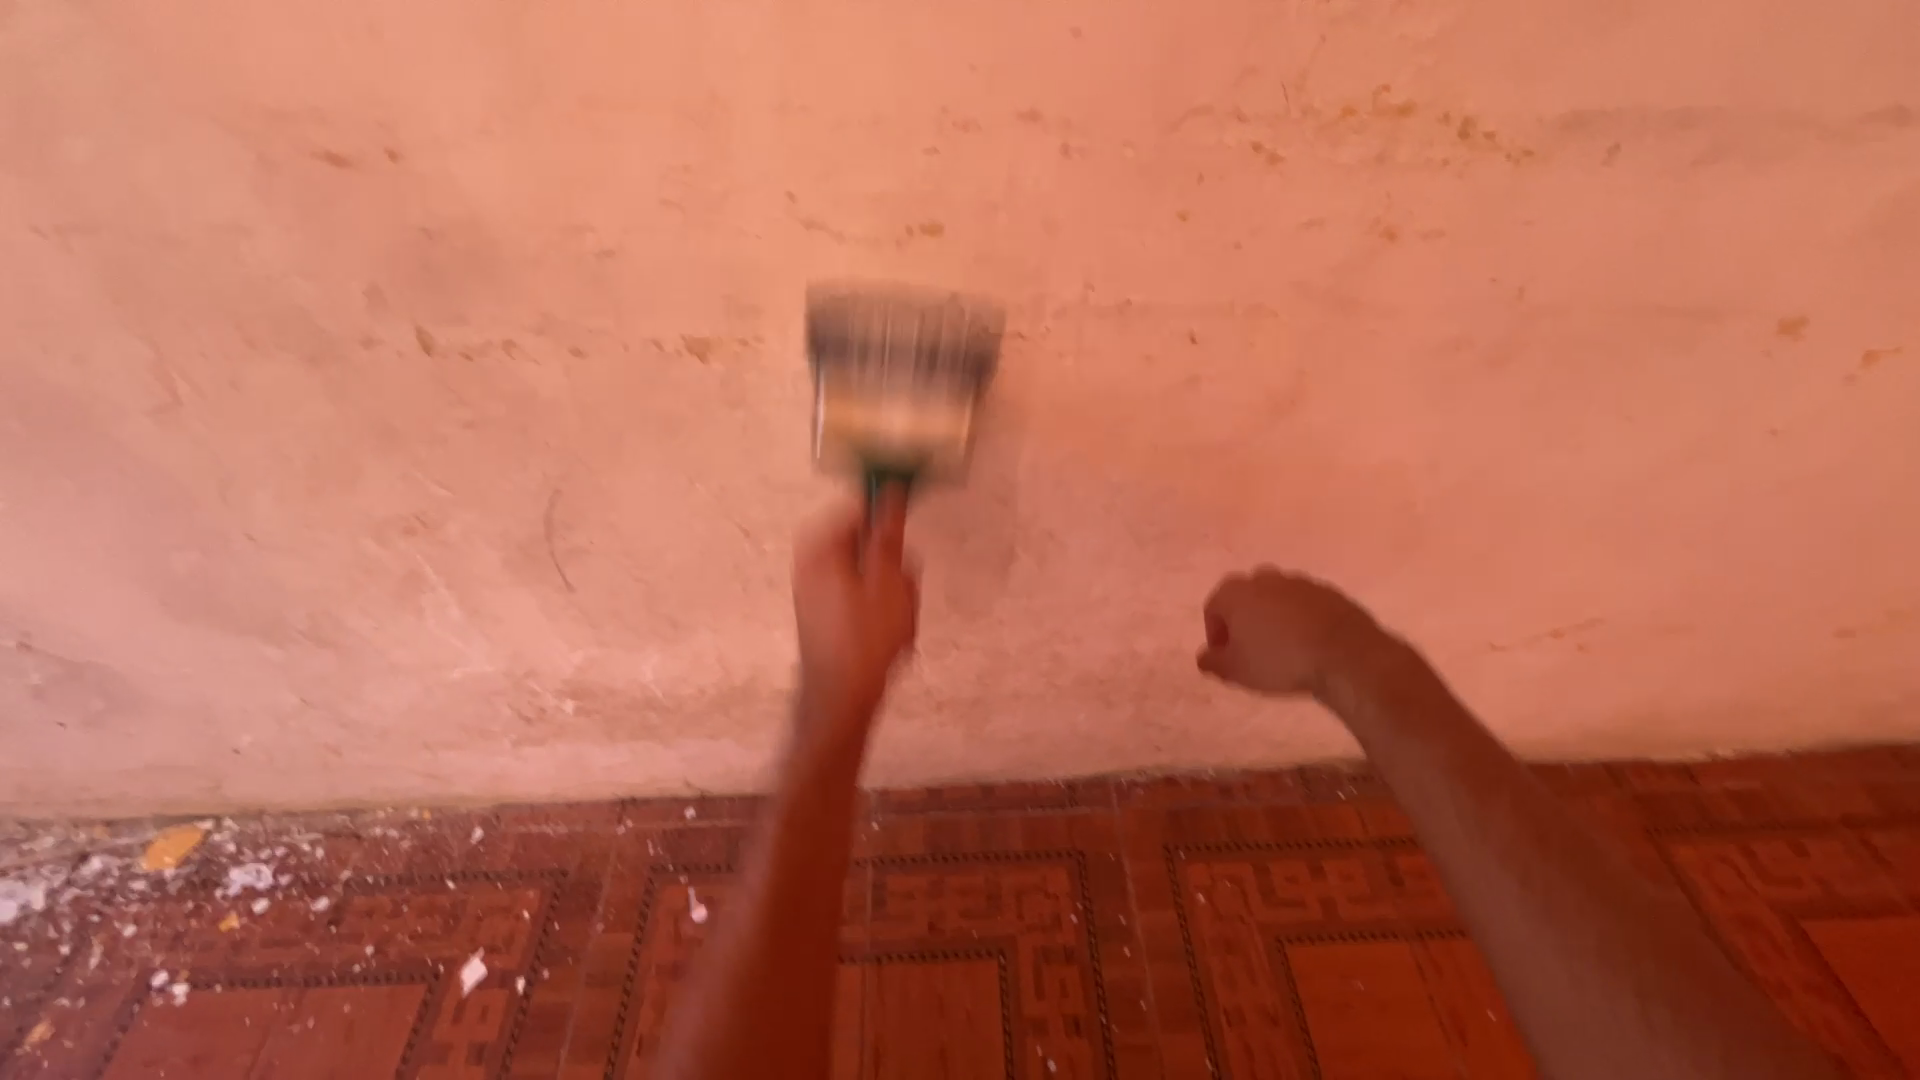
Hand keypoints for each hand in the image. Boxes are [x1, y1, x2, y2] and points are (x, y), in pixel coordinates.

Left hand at [792, 493, 920, 721]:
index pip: (860, 510)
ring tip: (901, 623)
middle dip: (895, 568)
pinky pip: (864, 599)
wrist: (841, 698)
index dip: (889, 520)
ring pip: (872, 574)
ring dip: (894, 594)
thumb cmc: (866, 637)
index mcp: (821, 547)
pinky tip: (892, 637)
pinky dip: (882, 612)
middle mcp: (813, 564)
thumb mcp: (888, 578)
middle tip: (905, 594)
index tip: (909, 539)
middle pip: (868, 545)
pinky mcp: (828, 617)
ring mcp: (818, 592)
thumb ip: (888, 533)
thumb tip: (889, 491)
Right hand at [1197, 568, 1386, 696]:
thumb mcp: (1235, 671)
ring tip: (1284, 651)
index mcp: (1234, 591)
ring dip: (1274, 621)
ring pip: (1276, 601)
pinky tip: (1309, 646)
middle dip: (1245, 623)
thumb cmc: (1279, 660)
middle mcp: (1264, 578)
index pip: (1213, 610)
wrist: (1345, 655)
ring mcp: (1299, 582)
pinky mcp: (1329, 592)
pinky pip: (1305, 607)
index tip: (1228, 658)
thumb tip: (1204, 657)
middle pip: (1245, 601)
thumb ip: (1212, 662)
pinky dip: (1302, 621)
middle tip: (1253, 652)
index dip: (1216, 637)